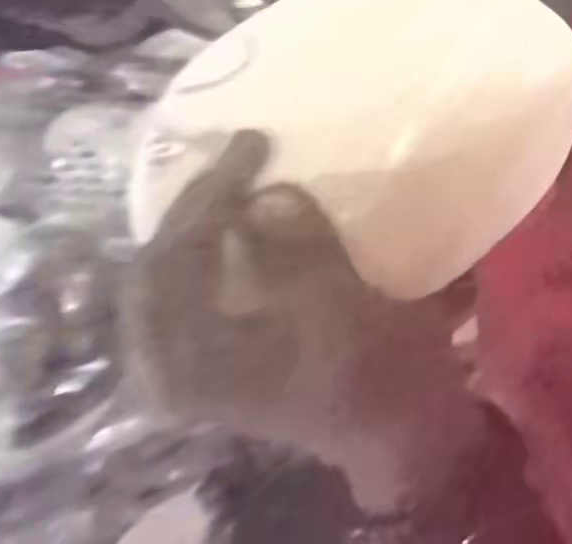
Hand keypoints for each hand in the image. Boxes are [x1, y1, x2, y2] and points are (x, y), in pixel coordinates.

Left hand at [122, 132, 485, 511]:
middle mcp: (176, 360)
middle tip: (249, 150)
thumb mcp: (347, 315)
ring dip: (213, 215)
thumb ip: (303, 259)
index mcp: (188, 365)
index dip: (206, 199)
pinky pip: (212, 275)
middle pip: (165, 263)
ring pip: (185, 266)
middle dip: (202, 202)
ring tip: (246, 170)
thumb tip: (268, 196)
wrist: (406, 425)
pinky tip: (257, 210)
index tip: (255, 147)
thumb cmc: (380, 373)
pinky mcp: (234, 341)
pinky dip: (232, 235)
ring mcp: (203, 352)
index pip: (168, 265)